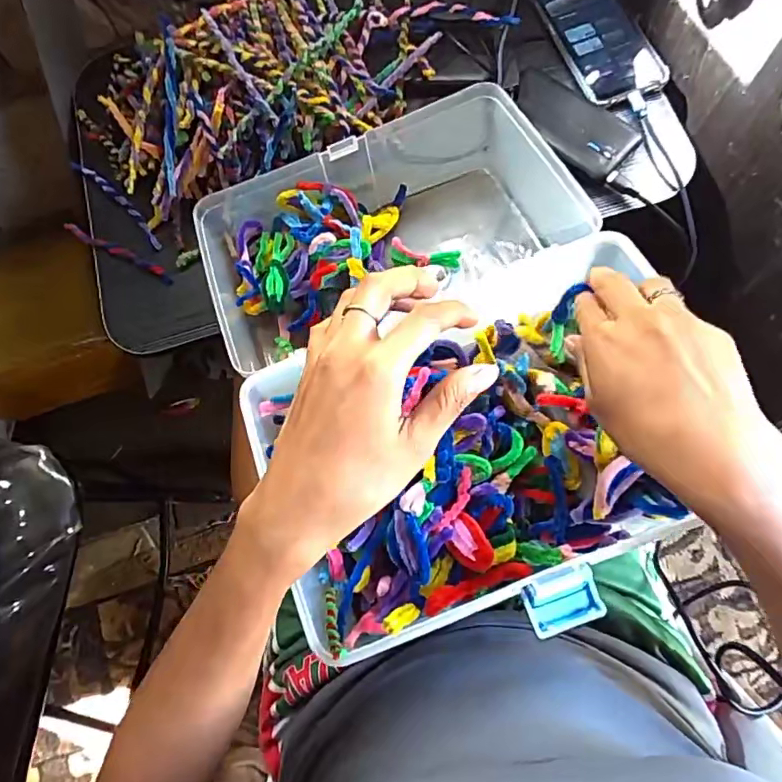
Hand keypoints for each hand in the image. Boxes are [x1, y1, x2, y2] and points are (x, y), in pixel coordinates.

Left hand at [242, 265, 500, 569]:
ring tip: (409, 304)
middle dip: (410, 278)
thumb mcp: (413, 447)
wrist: (296, 504)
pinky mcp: (307, 368)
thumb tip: (485, 371)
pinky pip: (331, 322)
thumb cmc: (360, 485)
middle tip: (438, 285)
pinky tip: (370, 332)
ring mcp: (320, 356)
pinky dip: (355, 313)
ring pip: (349, 301)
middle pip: (376, 288)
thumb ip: (448, 401)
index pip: (423, 320)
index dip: (454, 311)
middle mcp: (345, 350)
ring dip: (381, 292)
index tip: (474, 319)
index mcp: (377, 370)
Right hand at [572, 267, 781, 523]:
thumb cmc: (647, 435)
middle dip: (603, 280)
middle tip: (601, 285)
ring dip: (642, 295)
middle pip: (614, 282)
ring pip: (654, 287)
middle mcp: (639, 320)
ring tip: (643, 312)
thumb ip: (588, 367)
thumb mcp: (601, 405)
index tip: (584, 310)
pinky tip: (680, 351)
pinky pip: (686, 314)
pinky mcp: (711, 329)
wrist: (713, 445)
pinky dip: (675, 322)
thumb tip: (581, 345)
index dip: (582, 306)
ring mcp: (678, 320)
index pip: (585, 304)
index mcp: (604, 339)